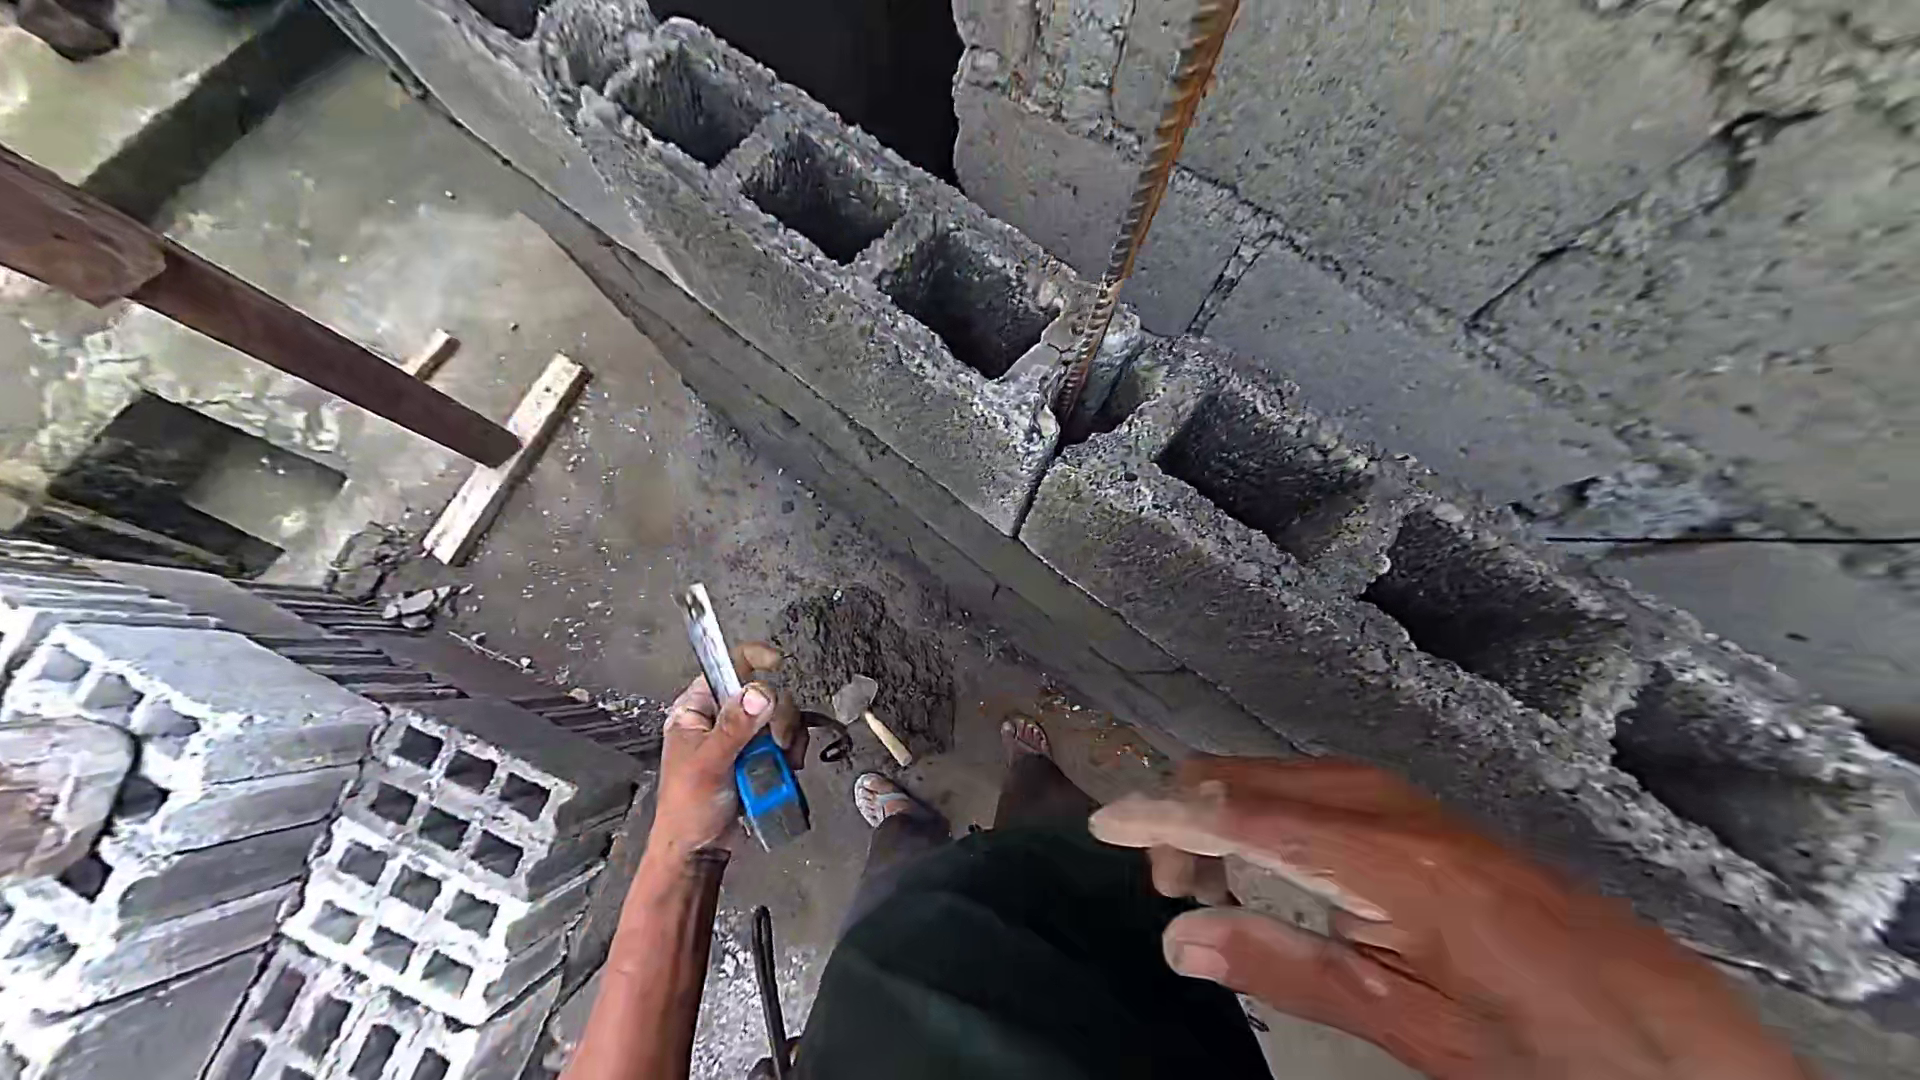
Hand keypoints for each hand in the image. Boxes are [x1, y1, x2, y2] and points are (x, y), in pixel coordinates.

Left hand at [649, 642, 804, 858]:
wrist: (700, 851)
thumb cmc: (688, 808)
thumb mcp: (707, 765)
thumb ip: (734, 728)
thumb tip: (760, 693)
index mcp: (698, 708)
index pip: (728, 666)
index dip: (752, 658)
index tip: (776, 663)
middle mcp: (724, 714)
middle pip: (766, 691)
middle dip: (777, 716)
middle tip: (775, 743)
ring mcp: (746, 734)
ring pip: (782, 714)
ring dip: (787, 737)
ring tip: (779, 763)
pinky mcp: (763, 753)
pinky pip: (790, 736)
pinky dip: (793, 750)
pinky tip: (786, 767)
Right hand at [1090, 757, 1808, 1079]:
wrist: (1661, 1022)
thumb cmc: (1538, 1038)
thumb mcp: (1410, 1022)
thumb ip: (1283, 967)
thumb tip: (1176, 940)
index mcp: (1376, 853)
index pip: (1235, 814)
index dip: (1160, 816)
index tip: (1102, 824)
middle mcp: (1369, 797)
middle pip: (1233, 778)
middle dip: (1179, 821)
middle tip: (1172, 894)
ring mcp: (1382, 789)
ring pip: (1255, 776)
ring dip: (1211, 818)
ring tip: (1210, 887)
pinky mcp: (1390, 797)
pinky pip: (1286, 784)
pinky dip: (1249, 815)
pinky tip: (1260, 865)